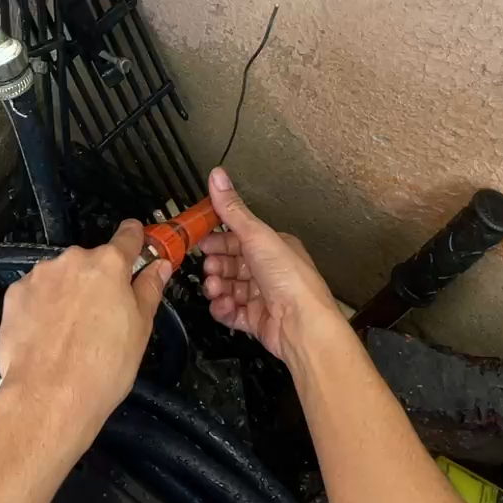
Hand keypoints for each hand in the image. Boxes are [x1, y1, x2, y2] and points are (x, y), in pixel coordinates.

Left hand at [0, 220, 173, 438]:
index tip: (137, 242)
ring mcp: (40, 275)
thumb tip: (160, 266)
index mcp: (108, 264)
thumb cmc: (102, 368)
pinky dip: (42, 307)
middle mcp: (73, 260)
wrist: (48, 398)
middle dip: (97, 281)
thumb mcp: (141, 329)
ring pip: (61, 277)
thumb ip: (150, 289)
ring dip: (68, 293)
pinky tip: (48, 336)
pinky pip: (35, 293)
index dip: (135, 239)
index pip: (128, 235)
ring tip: (71, 333)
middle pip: (91, 262)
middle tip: (102, 316)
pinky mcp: (15, 294)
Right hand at [199, 167, 345, 361]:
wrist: (303, 326)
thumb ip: (232, 209)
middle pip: (230, 263)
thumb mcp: (257, 235)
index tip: (199, 240)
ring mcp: (263, 295)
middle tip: (209, 267)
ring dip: (216, 287)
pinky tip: (223, 305)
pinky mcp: (257, 319)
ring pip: (228, 287)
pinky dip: (223, 309)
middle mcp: (269, 269)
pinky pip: (231, 311)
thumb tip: (218, 177)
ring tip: (215, 288)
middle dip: (215, 265)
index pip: (237, 236)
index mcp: (272, 246)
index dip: (216, 238)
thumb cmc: (292, 280)